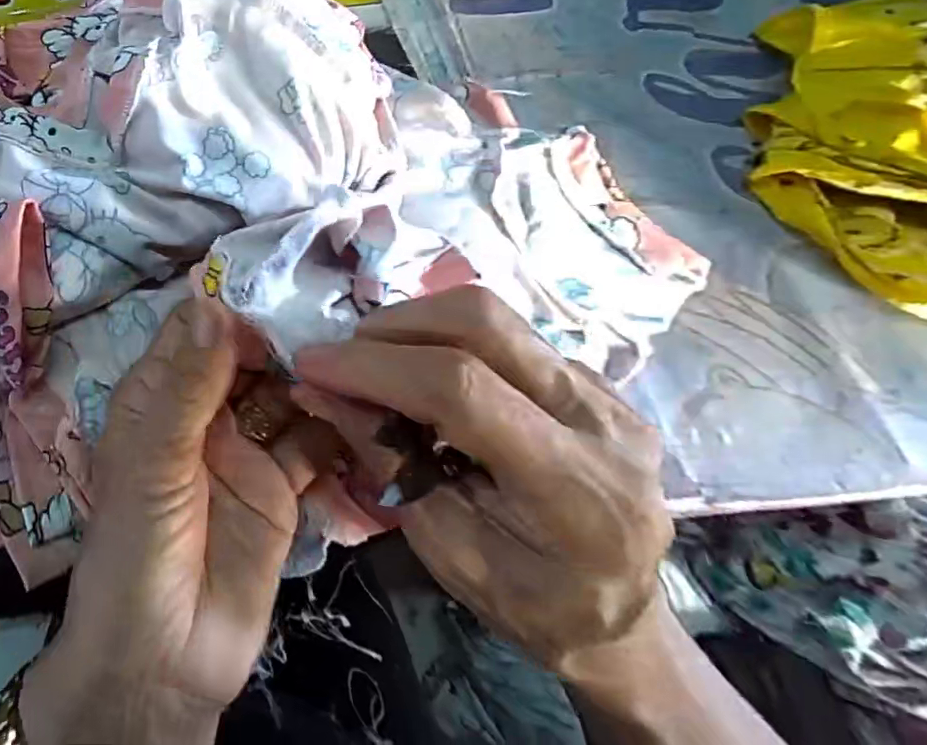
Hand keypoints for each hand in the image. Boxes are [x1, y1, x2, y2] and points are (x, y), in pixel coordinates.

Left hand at [20, 299, 339, 744]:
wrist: (166, 653)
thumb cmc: (139, 541)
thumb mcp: (157, 455)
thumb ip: (187, 384)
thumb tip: (210, 303)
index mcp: (158, 395)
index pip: (194, 334)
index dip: (232, 319)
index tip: (281, 311)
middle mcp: (202, 413)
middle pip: (247, 360)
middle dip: (285, 349)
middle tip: (342, 338)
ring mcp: (245, 450)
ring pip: (286, 399)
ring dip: (318, 388)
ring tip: (363, 375)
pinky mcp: (282, 491)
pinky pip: (313, 449)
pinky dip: (338, 435)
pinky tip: (370, 422)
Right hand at [288, 285, 672, 677]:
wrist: (618, 613)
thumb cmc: (526, 599)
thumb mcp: (440, 544)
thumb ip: (381, 459)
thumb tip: (313, 390)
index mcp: (573, 488)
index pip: (459, 388)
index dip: (371, 367)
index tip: (309, 366)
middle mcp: (601, 423)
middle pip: (480, 323)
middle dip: (389, 329)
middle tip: (342, 360)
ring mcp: (604, 392)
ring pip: (489, 313)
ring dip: (410, 324)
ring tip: (375, 362)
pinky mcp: (590, 376)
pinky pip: (499, 329)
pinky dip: (438, 337)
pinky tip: (418, 373)